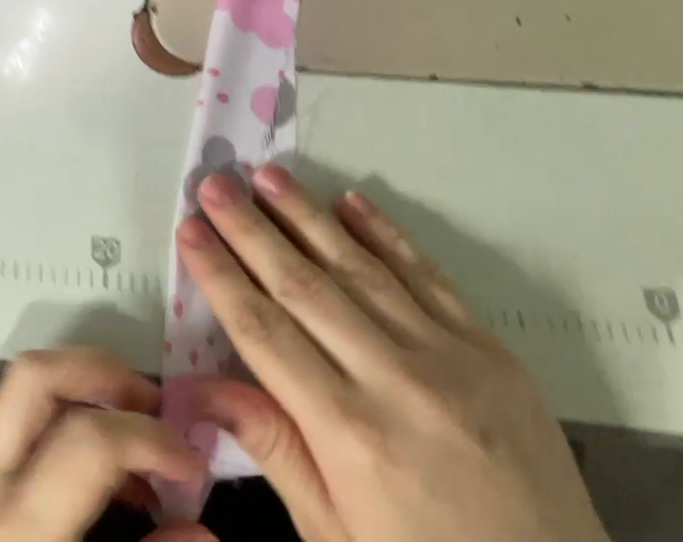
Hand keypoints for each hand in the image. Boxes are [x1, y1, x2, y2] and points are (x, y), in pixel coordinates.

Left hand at [0, 349, 212, 541]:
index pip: (88, 440)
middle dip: (104, 372)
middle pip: (35, 377)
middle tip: (158, 406)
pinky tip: (111, 478)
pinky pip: (21, 426)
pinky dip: (71, 424)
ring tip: (143, 443)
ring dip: (89, 393)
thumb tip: (202, 529)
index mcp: (19, 524)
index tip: (195, 466)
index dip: (153, 440)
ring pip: (25, 390)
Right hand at [177, 167, 610, 541]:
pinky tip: (350, 200)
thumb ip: (273, 447)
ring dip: (307, 216)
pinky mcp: (494, 352)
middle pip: (304, 287)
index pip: (263, 332)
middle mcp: (397, 382)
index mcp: (348, 432)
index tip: (188, 231)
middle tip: (213, 184)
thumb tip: (198, 387)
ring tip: (267, 176)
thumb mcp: (334, 531)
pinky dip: (386, 235)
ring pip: (361, 269)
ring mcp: (452, 359)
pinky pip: (430, 278)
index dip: (220, 276)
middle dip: (250, 230)